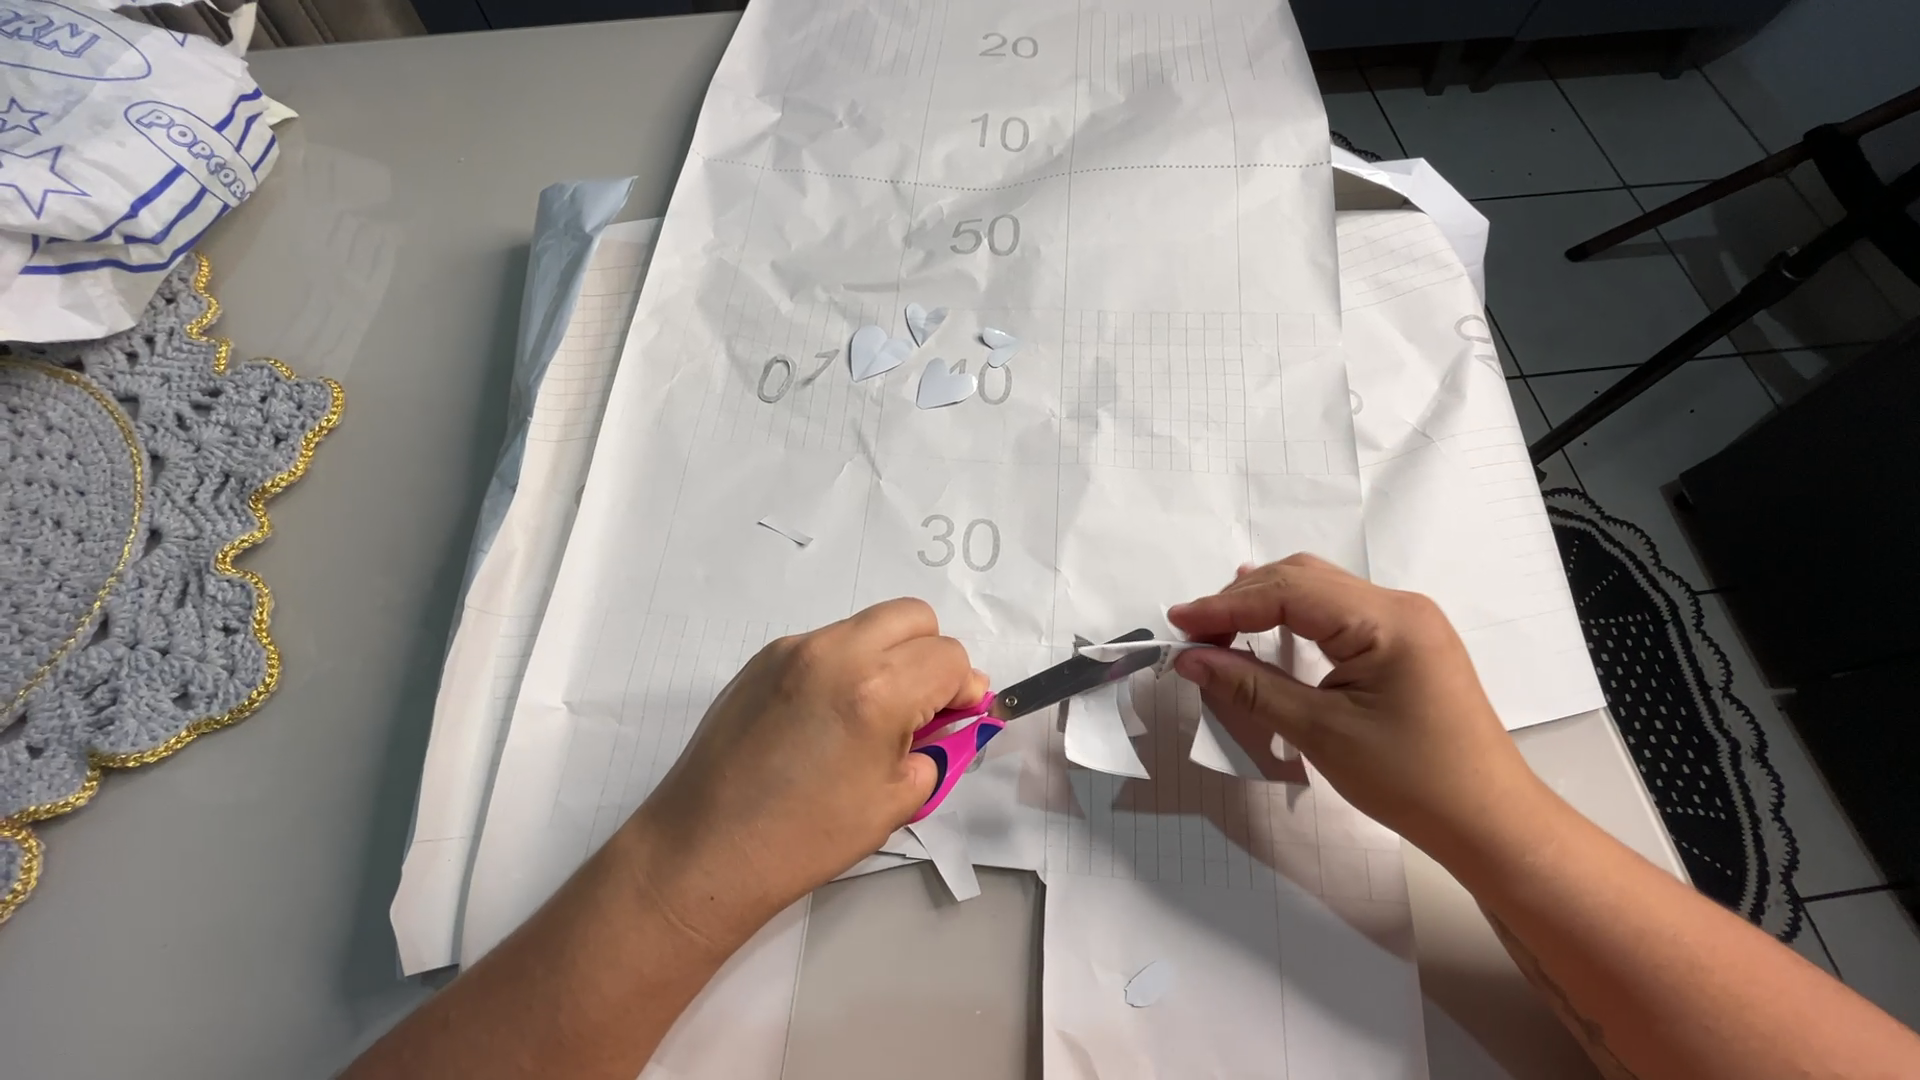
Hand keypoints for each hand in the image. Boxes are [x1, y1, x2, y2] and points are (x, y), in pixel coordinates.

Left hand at [618, 598, 984, 950]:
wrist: (706, 848)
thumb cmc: (808, 838)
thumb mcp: (897, 800)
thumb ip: (936, 746)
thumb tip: (952, 713)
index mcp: (878, 690)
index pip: (949, 657)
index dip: (965, 687)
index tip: (960, 716)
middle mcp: (838, 651)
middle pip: (914, 617)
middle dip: (931, 654)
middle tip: (921, 705)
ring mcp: (795, 647)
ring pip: (869, 624)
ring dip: (889, 655)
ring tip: (871, 711)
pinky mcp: (764, 656)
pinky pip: (828, 641)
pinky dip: (847, 664)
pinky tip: (828, 714)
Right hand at [1167, 554, 1541, 855]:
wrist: (1489, 822)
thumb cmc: (1409, 780)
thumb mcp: (1320, 732)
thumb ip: (1251, 687)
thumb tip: (1190, 659)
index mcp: (1385, 620)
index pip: (1288, 593)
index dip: (1226, 605)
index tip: (1178, 623)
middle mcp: (1398, 605)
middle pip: (1302, 578)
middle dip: (1241, 599)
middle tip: (1195, 633)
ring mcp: (1405, 619)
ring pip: (1318, 589)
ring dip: (1264, 602)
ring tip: (1218, 627)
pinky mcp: (1403, 640)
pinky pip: (1335, 609)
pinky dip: (1292, 614)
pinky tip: (1267, 622)